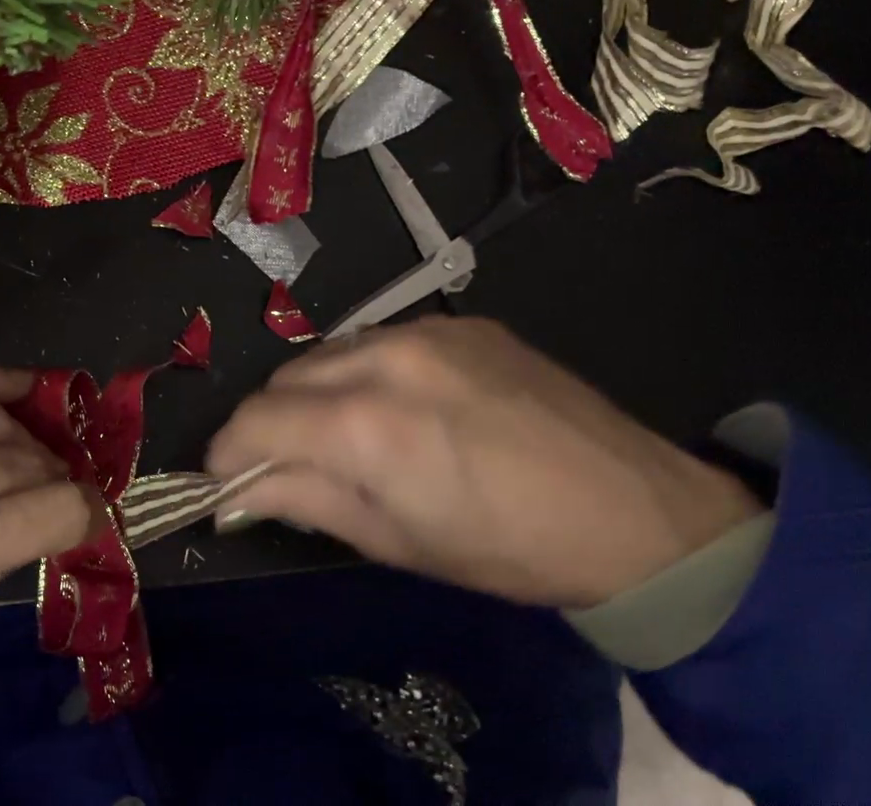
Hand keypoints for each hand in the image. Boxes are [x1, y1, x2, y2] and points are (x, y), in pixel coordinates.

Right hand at [207, 318, 763, 608]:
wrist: (644, 516)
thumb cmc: (507, 549)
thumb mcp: (391, 540)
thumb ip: (300, 500)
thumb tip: (235, 491)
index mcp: (362, 426)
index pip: (252, 422)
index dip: (226, 454)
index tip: (227, 480)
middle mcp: (381, 360)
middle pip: (280, 381)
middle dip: (269, 424)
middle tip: (290, 464)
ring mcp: (423, 332)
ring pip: (324, 355)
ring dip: (313, 394)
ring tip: (348, 434)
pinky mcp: (459, 322)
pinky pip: (377, 341)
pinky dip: (363, 373)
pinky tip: (403, 407)